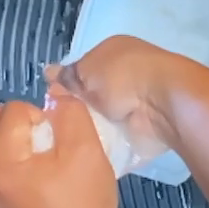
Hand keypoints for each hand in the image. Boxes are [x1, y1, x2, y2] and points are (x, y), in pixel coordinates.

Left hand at [0, 95, 118, 207]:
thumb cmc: (83, 205)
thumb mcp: (87, 150)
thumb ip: (70, 112)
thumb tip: (55, 94)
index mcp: (0, 162)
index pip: (13, 110)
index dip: (42, 115)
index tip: (60, 139)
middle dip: (21, 121)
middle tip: (48, 141)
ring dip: (12, 137)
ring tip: (39, 154)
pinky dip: (8, 156)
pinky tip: (31, 169)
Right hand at [44, 35, 189, 164]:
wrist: (160, 103)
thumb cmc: (121, 76)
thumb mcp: (86, 69)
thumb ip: (68, 75)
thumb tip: (48, 72)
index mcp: (114, 53)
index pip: (84, 69)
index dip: (67, 85)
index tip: (50, 103)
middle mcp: (125, 76)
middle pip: (92, 97)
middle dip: (76, 111)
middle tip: (52, 128)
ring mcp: (135, 104)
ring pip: (102, 120)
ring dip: (89, 129)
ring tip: (65, 144)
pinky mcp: (142, 131)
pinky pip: (115, 140)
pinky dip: (104, 146)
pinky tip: (84, 155)